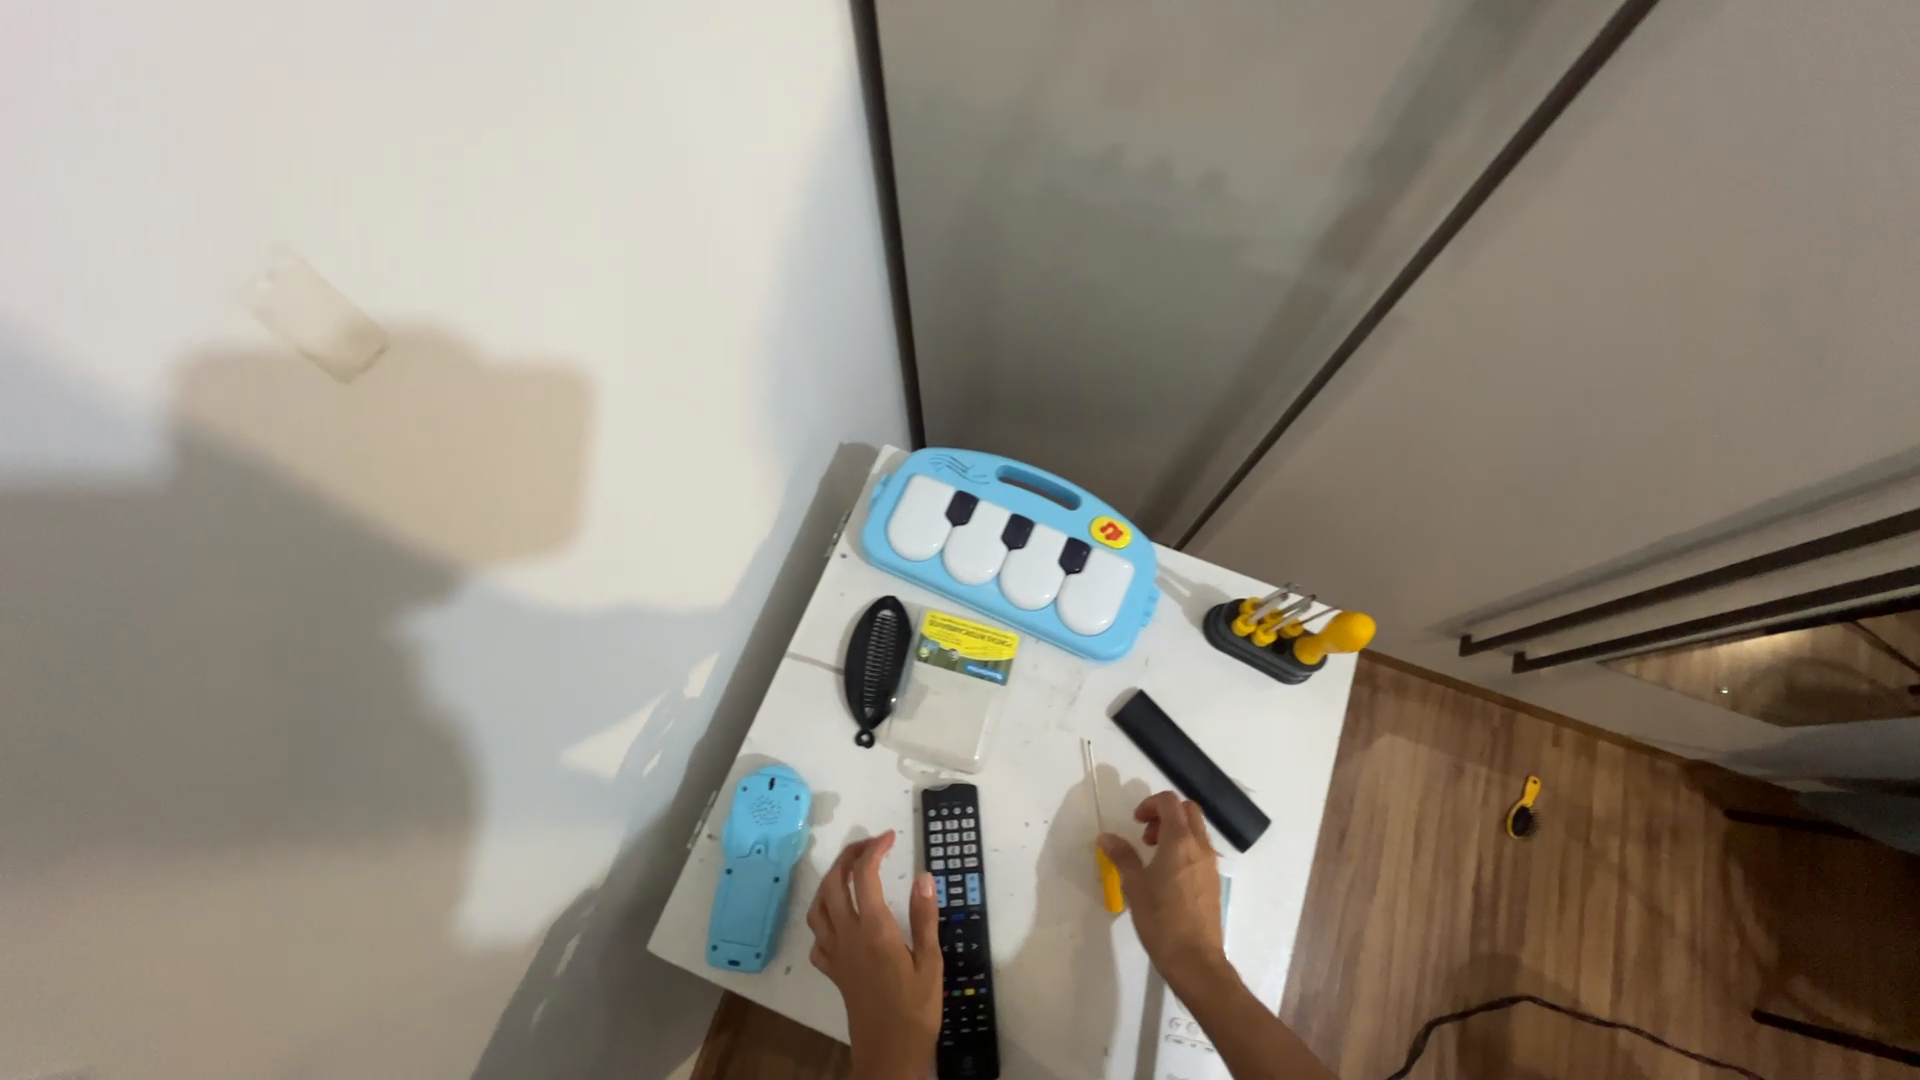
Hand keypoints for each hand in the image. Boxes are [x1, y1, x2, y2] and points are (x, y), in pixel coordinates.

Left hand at [806, 831, 942, 1078]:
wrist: (890, 1055)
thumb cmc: (916, 1010)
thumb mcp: (930, 962)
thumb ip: (925, 917)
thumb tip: (923, 876)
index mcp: (874, 929)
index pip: (864, 876)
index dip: (874, 850)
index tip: (890, 837)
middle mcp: (848, 936)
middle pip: (833, 884)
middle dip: (848, 857)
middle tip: (870, 846)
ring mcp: (835, 955)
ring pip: (818, 908)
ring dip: (829, 883)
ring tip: (849, 873)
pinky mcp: (833, 973)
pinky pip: (817, 940)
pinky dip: (824, 921)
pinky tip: (840, 921)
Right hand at [1097, 792, 1225, 988]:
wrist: (1195, 960)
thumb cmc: (1161, 919)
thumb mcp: (1134, 885)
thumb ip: (1122, 856)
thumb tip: (1106, 838)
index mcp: (1179, 841)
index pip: (1169, 802)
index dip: (1150, 804)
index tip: (1135, 822)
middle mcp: (1200, 846)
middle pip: (1188, 810)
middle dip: (1165, 813)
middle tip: (1146, 835)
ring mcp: (1210, 864)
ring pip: (1197, 829)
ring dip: (1176, 830)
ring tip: (1154, 855)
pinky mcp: (1214, 881)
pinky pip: (1201, 850)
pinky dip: (1185, 848)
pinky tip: (1168, 875)